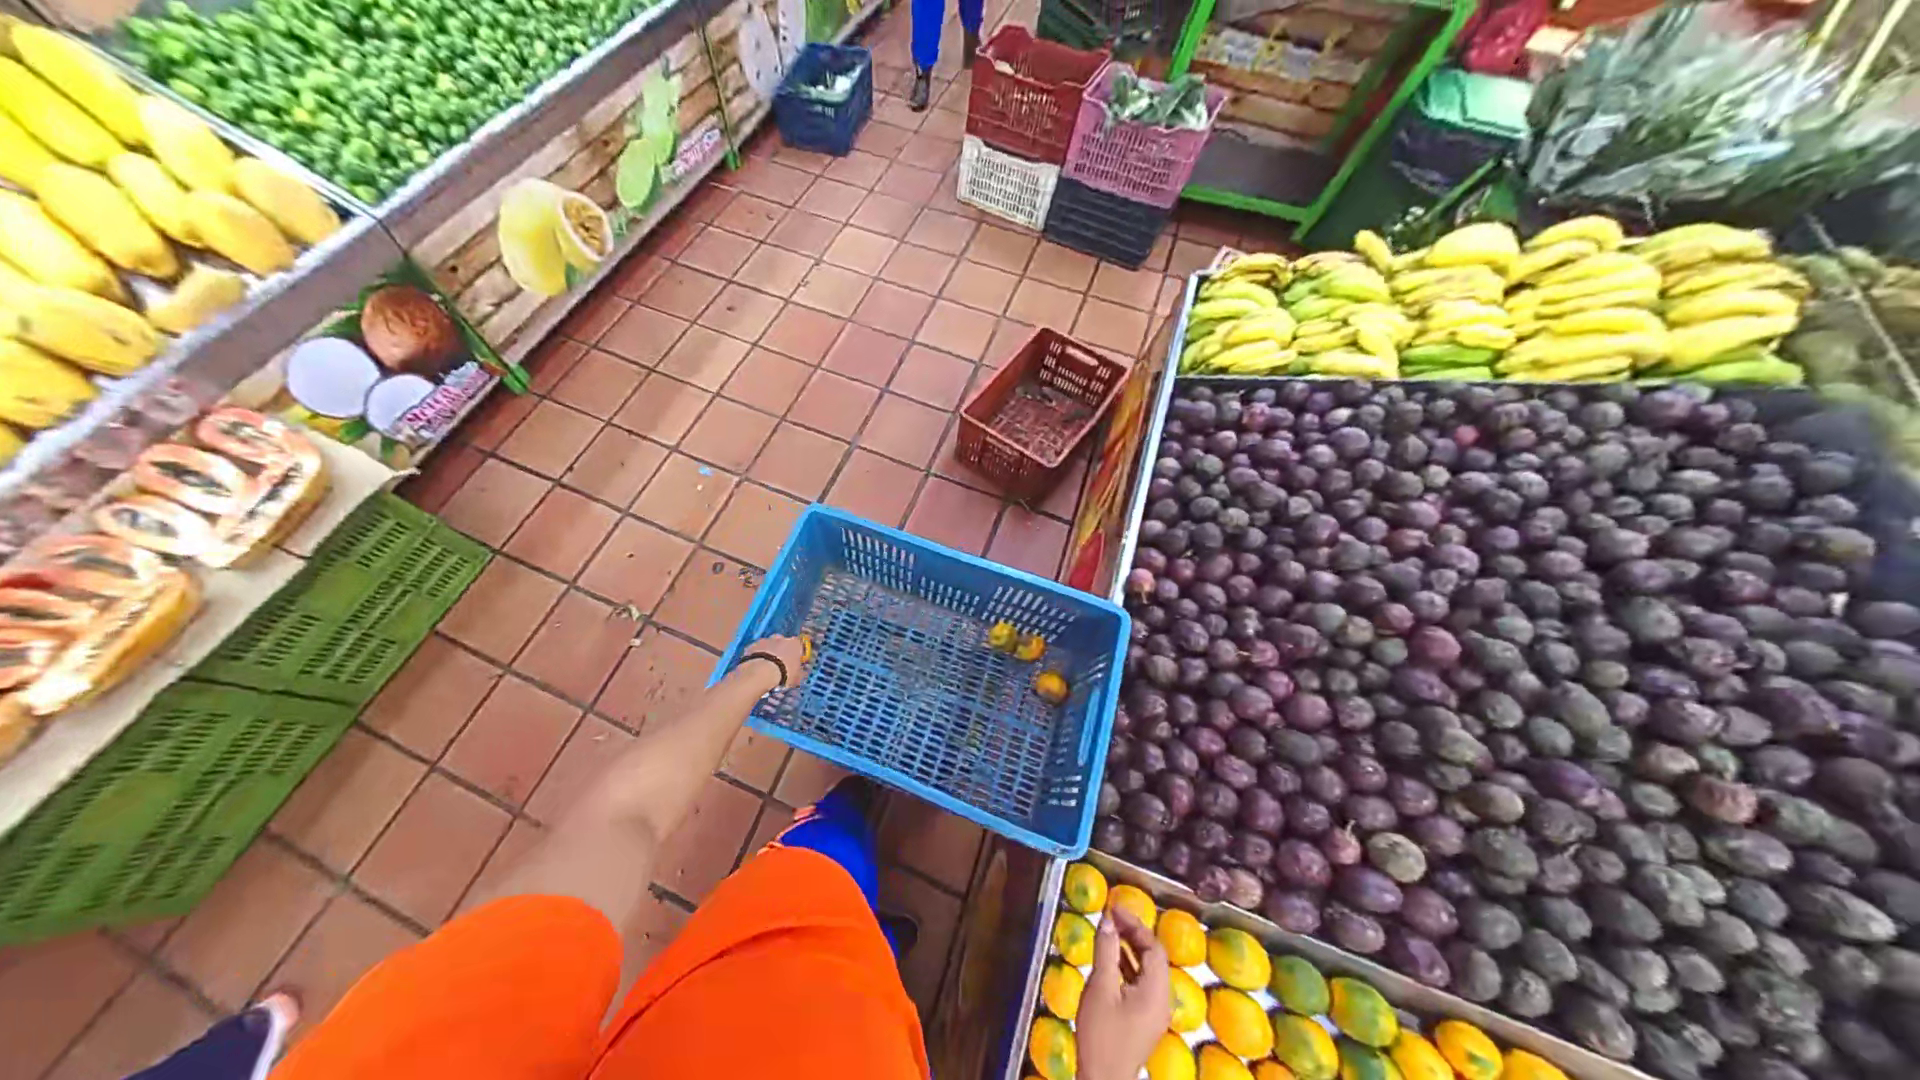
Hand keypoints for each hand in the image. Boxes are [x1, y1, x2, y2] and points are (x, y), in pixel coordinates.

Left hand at [739, 634, 808, 690]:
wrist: (759, 674)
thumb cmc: (783, 674)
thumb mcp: (797, 678)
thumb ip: (800, 672)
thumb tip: (801, 673)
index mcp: (795, 644)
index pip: (799, 644)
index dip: (797, 653)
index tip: (794, 662)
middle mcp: (780, 638)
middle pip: (782, 642)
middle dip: (781, 651)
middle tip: (779, 664)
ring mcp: (764, 640)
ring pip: (768, 645)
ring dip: (768, 653)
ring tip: (765, 668)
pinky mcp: (751, 646)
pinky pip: (755, 650)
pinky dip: (756, 656)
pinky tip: (755, 667)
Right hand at [1075, 905, 1169, 1079]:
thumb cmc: (1102, 1035)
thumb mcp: (1100, 987)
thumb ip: (1106, 951)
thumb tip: (1108, 921)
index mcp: (1156, 991)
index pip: (1153, 947)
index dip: (1135, 924)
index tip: (1114, 909)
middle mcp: (1162, 1000)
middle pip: (1154, 957)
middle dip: (1134, 933)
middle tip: (1112, 917)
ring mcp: (1155, 1013)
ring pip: (1148, 971)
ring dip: (1131, 948)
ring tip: (1110, 931)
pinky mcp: (1145, 1021)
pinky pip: (1142, 984)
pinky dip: (1129, 966)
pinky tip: (1111, 959)